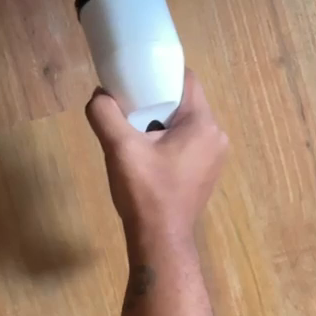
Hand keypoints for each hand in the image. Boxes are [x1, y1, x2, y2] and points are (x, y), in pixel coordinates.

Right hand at [86, 72, 229, 248]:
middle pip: (183, 101)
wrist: (160, 241)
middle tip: (128, 108)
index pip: (185, 79)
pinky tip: (146, 153)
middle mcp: (216, 136)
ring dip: (159, 121)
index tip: (134, 78)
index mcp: (203, 123)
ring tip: (134, 132)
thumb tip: (100, 95)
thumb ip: (105, 114)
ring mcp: (214, 156)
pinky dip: (166, 140)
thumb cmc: (145, 192)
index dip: (159, 73)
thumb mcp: (120, 148)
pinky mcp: (205, 171)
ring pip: (184, 122)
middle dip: (155, 99)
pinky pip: (186, 142)